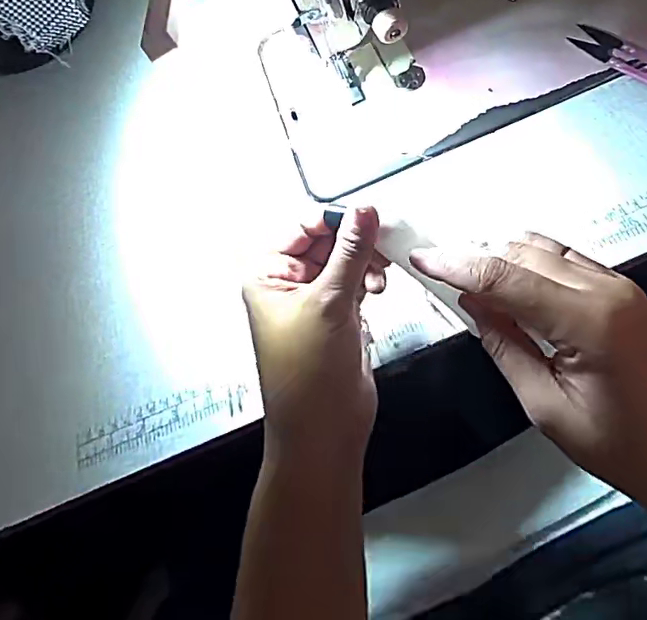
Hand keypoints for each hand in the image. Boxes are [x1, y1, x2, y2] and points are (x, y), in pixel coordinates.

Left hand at [241, 207, 390, 463]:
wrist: (325, 432)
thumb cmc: (305, 380)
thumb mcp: (330, 302)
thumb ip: (350, 252)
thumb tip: (361, 214)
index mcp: (267, 274)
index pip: (300, 226)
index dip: (333, 218)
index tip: (364, 214)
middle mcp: (286, 283)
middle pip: (324, 241)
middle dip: (354, 242)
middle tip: (380, 241)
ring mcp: (313, 299)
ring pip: (343, 260)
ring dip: (364, 263)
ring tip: (375, 277)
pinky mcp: (336, 314)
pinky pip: (354, 281)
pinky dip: (368, 280)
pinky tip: (375, 289)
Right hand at [411, 233, 646, 502]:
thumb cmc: (633, 451)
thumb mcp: (550, 410)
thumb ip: (504, 347)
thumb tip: (470, 304)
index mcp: (585, 321)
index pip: (502, 276)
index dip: (454, 264)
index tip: (418, 259)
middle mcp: (602, 287)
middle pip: (517, 251)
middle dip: (473, 258)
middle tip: (437, 276)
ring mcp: (615, 282)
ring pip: (538, 246)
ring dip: (499, 257)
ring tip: (468, 281)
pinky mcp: (621, 286)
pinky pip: (560, 257)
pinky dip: (527, 261)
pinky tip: (510, 282)